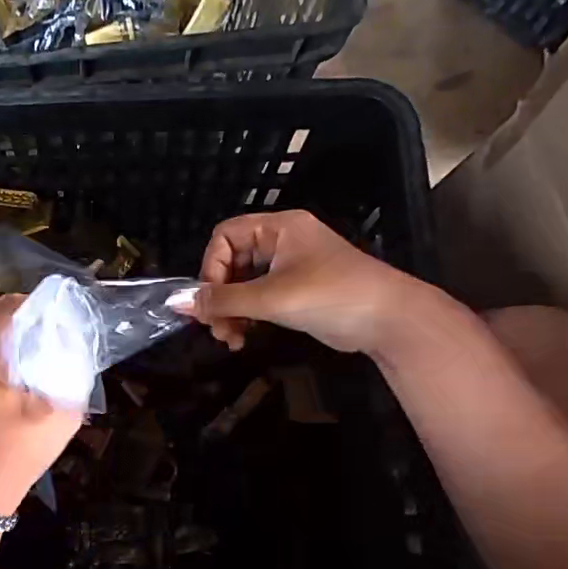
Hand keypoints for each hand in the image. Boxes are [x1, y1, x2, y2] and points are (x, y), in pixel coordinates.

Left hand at [0, 294, 83, 515]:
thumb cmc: (18, 449)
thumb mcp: (59, 413)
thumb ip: (72, 372)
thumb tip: (75, 342)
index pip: (9, 306)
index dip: (39, 305)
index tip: (64, 317)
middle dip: (31, 321)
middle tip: (60, 335)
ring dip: (19, 337)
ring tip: (49, 352)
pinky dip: (8, 352)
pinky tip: (30, 371)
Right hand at [182, 210, 422, 353]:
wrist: (391, 321)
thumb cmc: (331, 296)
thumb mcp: (270, 298)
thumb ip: (221, 300)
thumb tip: (176, 303)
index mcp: (278, 228)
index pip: (224, 237)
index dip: (211, 268)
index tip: (210, 300)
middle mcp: (281, 242)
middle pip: (231, 263)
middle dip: (220, 297)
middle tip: (216, 328)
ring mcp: (290, 267)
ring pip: (242, 284)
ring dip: (230, 312)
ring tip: (231, 339)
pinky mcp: (296, 291)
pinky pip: (258, 298)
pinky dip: (247, 317)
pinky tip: (244, 338)